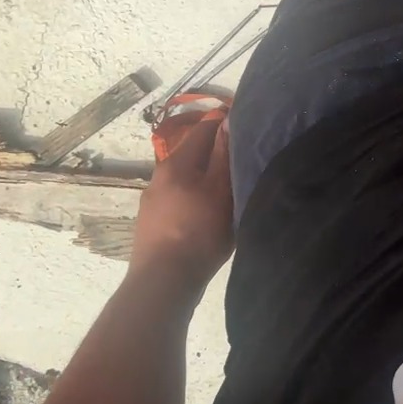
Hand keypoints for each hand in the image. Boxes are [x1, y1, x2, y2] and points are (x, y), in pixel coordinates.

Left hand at [130, 111, 233, 292]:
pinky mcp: (152, 223)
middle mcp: (159, 177)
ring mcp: (152, 201)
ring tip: (231, 185)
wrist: (163, 283)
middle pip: (193, 153)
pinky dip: (197, 194)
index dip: (226, 124)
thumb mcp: (222, 189)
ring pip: (186, 176)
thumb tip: (227, 121)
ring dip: (207, 175)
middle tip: (246, 159)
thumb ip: (224, 154)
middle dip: (217, 152)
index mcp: (176, 164)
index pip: (203, 128)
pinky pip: (179, 196)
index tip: (250, 129)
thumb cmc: (199, 231)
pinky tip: (210, 210)